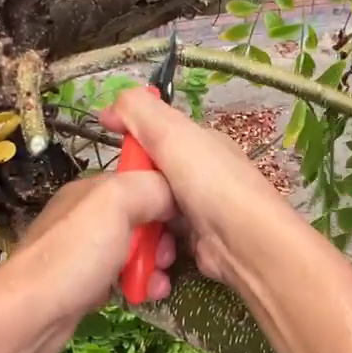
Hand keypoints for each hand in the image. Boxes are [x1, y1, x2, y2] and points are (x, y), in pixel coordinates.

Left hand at [0, 170, 175, 352]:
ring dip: (155, 265)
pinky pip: (124, 275)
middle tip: (165, 257)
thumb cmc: (73, 255)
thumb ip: (149, 187)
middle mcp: (89, 215)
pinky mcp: (86, 282)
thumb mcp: (115, 203)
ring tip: (158, 283)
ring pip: (136, 249)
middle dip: (163, 237)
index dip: (168, 197)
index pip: (143, 180)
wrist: (30, 316)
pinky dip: (139, 284)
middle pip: (143, 216)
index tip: (181, 221)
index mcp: (93, 190)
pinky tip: (145, 296)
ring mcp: (86, 250)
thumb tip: (173, 196)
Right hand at [99, 88, 302, 286]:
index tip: (107, 149)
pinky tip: (144, 247)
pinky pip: (163, 236)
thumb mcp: (171, 133)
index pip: (157, 133)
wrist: (243, 242)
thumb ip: (139, 111)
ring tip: (131, 225)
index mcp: (201, 142)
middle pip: (152, 174)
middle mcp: (203, 173)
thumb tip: (111, 105)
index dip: (131, 138)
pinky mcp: (197, 240)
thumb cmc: (209, 182)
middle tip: (117, 197)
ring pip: (154, 207)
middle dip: (133, 185)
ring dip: (141, 217)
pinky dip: (153, 241)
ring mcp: (201, 208)